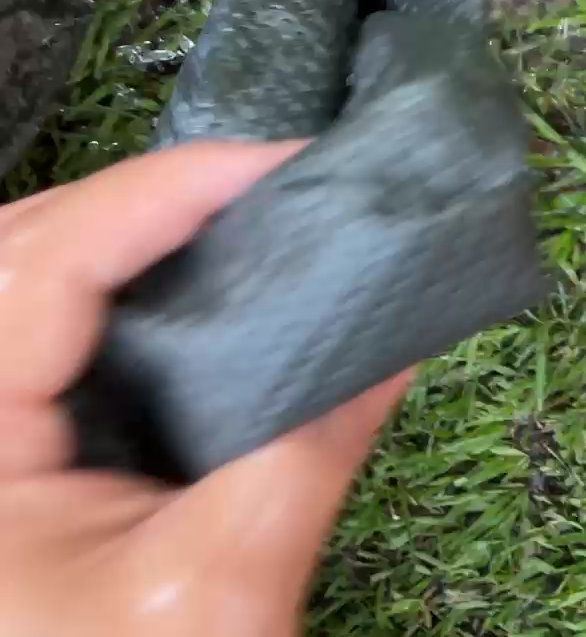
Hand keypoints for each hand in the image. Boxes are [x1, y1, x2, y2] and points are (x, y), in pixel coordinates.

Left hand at [0, 143, 408, 636]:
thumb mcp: (229, 568)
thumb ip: (316, 443)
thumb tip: (402, 344)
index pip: (38, 266)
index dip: (165, 190)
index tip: (289, 160)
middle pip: (6, 250)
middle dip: (141, 194)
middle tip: (273, 182)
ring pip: (7, 283)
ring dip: (121, 229)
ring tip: (239, 213)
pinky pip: (27, 329)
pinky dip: (107, 279)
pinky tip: (188, 279)